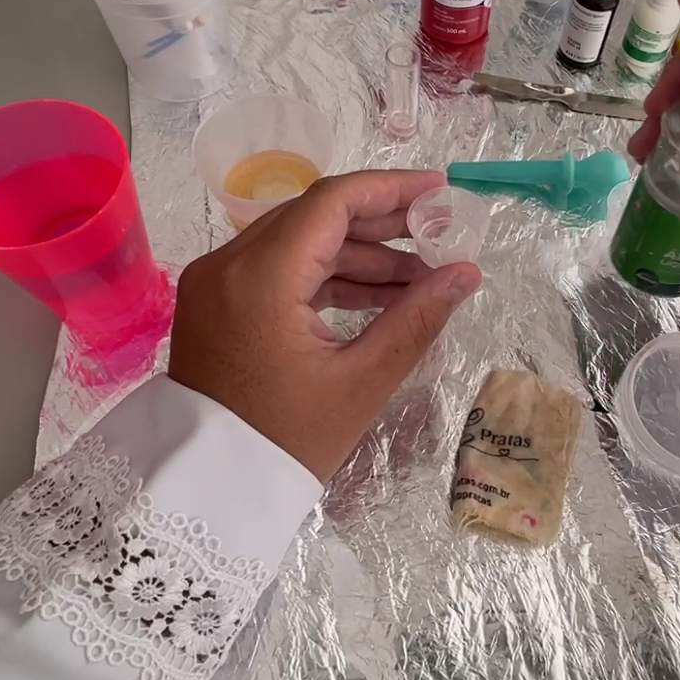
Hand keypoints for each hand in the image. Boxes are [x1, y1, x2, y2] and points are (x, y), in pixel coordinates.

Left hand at [168, 170, 482, 481]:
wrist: (212, 489)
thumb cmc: (287, 441)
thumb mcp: (362, 381)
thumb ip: (418, 318)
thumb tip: (467, 272)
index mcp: (260, 276)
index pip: (332, 201)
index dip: (392, 189)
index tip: (440, 192)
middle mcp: (229, 263)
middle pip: (316, 216)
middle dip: (382, 222)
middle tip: (439, 233)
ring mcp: (218, 281)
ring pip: (301, 243)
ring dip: (360, 254)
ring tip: (421, 276)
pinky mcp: (219, 302)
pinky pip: (282, 271)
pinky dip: (330, 277)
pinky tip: (379, 294)